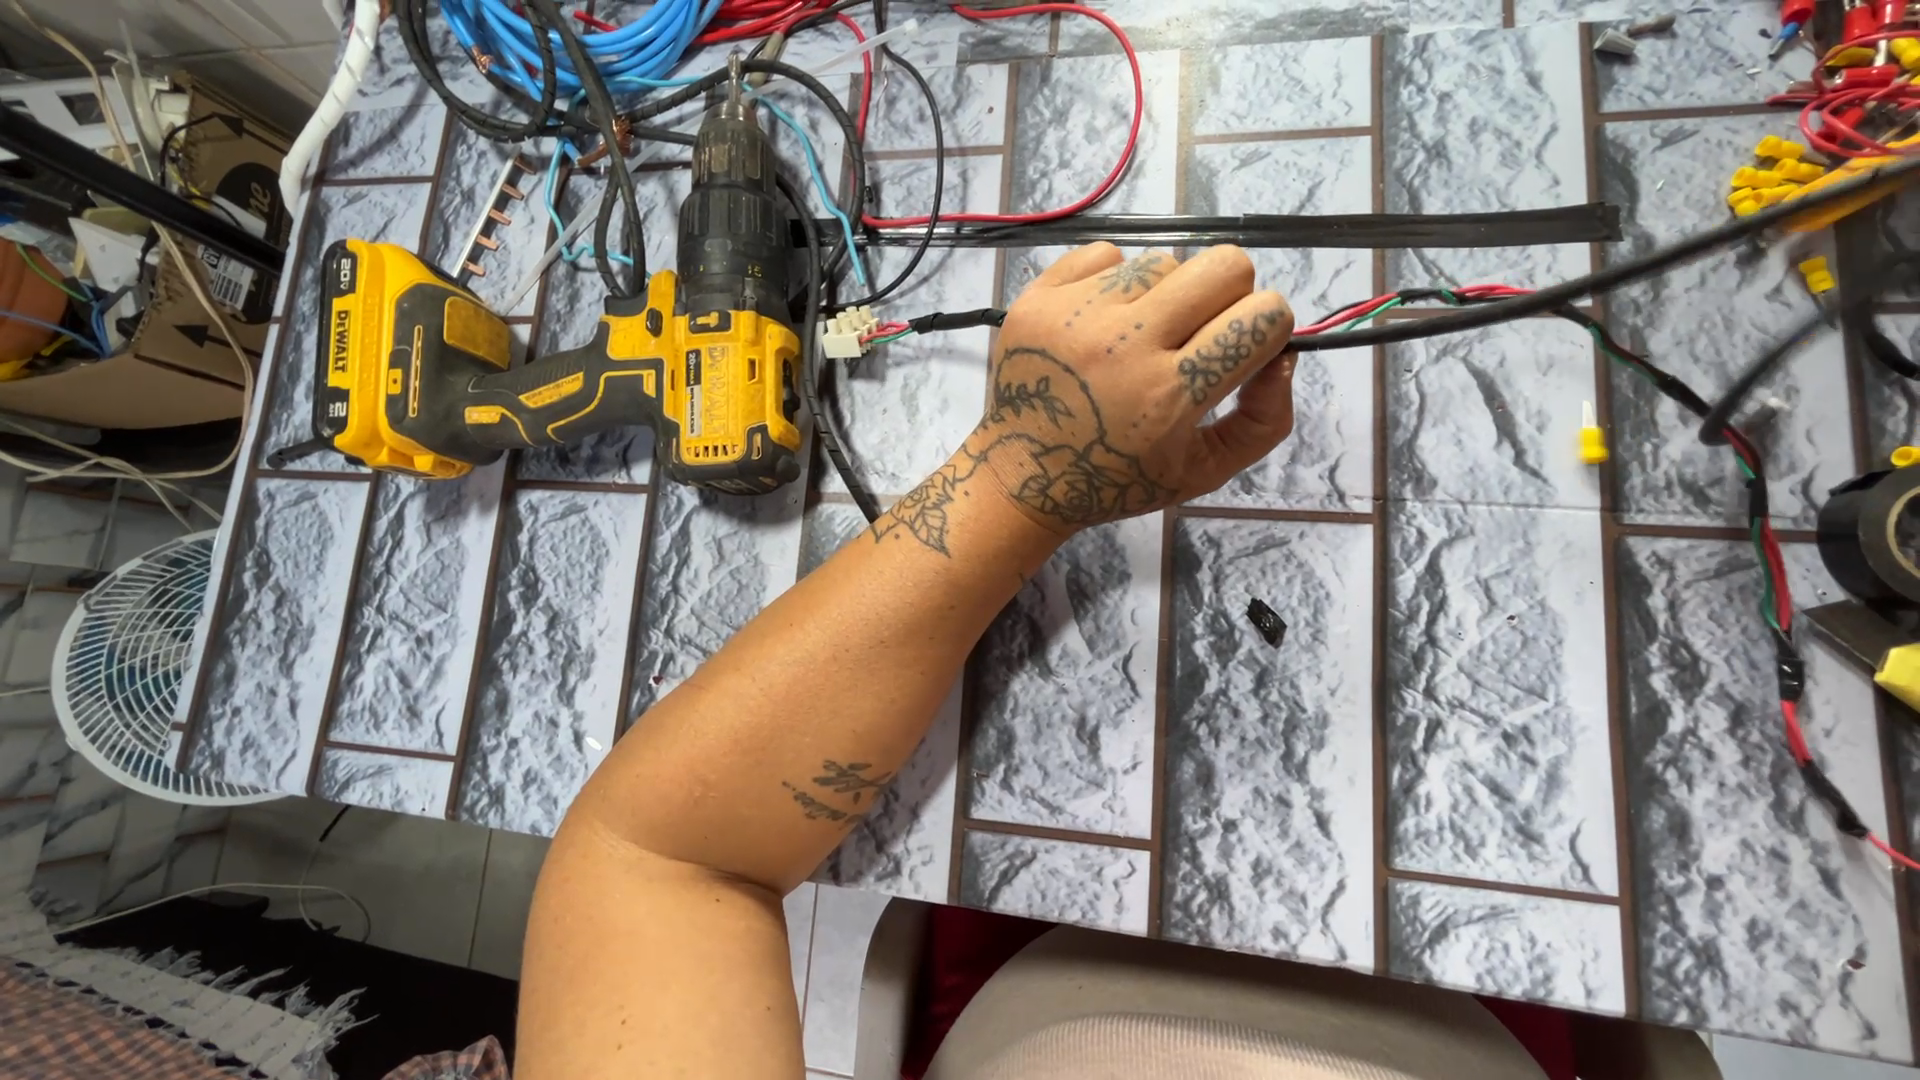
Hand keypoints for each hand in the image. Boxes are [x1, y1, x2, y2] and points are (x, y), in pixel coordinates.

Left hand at [872, 244, 1295, 554]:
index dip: (1267, 328)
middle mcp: (1124, 345)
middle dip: (1228, 296)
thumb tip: (1284, 354)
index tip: (1243, 347)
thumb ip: (1264, 420)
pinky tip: (1101, 325)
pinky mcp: (1039, 299)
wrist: (1024, 474)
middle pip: (1224, 264)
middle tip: (1197, 334)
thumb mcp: (1205, 471)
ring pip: (1163, 261)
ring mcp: (1076, 316)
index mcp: (1170, 395)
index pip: (1263, 314)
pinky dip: (1114, 283)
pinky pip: (1105, 254)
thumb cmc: (1119, 479)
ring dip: (1165, 295)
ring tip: (1138, 339)